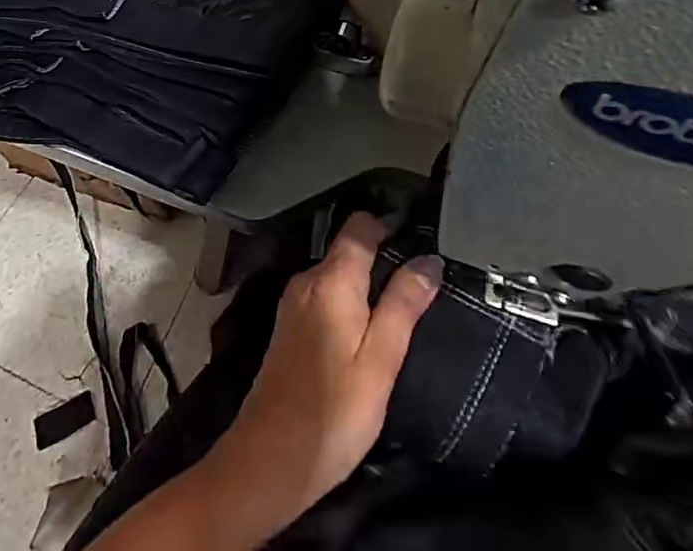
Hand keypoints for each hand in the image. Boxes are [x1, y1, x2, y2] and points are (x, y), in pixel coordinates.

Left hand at [202, 213, 442, 536]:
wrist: (264, 468)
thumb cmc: (331, 415)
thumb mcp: (380, 361)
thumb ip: (404, 304)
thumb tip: (429, 259)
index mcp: (331, 281)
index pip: (361, 225)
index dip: (393, 223)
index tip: (424, 238)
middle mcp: (307, 282)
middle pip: (351, 249)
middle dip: (387, 258)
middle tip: (424, 285)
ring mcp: (294, 305)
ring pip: (341, 275)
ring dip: (371, 285)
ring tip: (405, 310)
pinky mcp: (290, 328)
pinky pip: (329, 297)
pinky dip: (353, 304)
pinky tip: (371, 334)